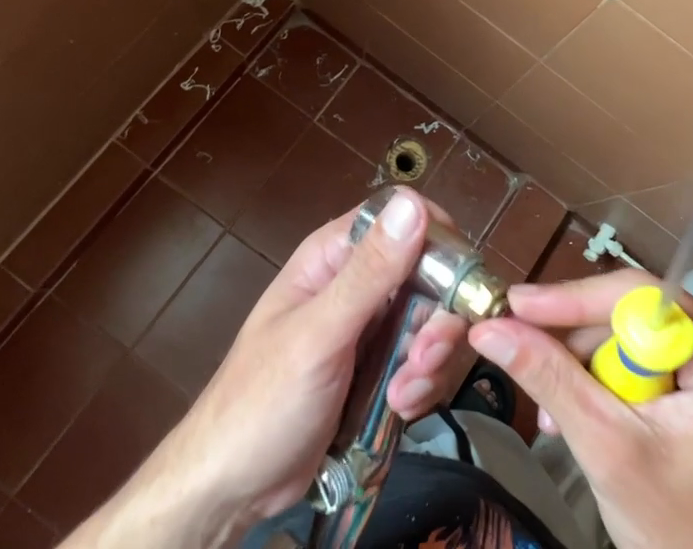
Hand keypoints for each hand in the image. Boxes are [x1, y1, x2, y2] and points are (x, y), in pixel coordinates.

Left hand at [63, 187, 469, 548]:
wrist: (233, 488)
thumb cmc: (261, 404)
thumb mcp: (318, 335)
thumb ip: (369, 273)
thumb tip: (412, 204)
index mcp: (334, 256)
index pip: (404, 217)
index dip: (439, 243)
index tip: (458, 286)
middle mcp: (357, 282)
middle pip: (431, 275)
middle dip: (438, 321)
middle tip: (422, 361)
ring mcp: (371, 326)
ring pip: (434, 321)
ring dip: (431, 362)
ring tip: (403, 397)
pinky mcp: (381, 367)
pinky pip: (425, 360)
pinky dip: (424, 385)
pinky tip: (400, 409)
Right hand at [468, 270, 692, 548]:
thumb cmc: (675, 524)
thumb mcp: (606, 447)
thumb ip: (551, 380)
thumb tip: (492, 329)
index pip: (638, 297)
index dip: (574, 300)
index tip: (517, 306)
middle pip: (624, 310)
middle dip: (572, 344)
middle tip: (520, 355)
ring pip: (615, 331)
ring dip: (575, 368)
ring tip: (553, 415)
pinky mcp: (684, 374)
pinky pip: (623, 353)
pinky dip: (590, 379)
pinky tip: (570, 414)